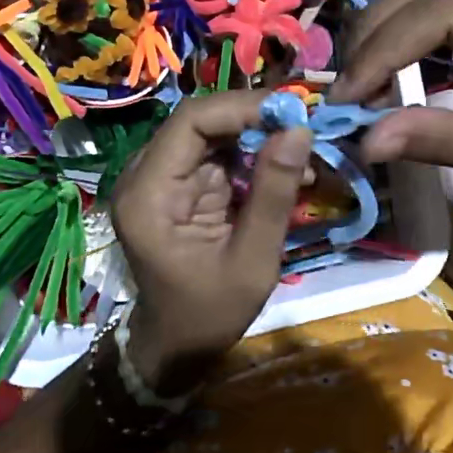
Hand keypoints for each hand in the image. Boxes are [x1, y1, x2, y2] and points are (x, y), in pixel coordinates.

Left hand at [110, 91, 313, 392]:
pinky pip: (216, 153)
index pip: (191, 121)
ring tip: (304, 155)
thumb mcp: (252, 261)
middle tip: (306, 130)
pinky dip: (252, 156)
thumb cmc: (209, 313)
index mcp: (149, 194)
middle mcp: (145, 175)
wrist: (176, 345)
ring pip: (212, 133)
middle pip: (200, 121)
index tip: (293, 114)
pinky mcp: (176, 185)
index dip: (242, 108)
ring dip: (259, 137)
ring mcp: (159, 178)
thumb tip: (299, 130)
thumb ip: (273, 194)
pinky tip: (286, 169)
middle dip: (256, 120)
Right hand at [331, 0, 452, 320]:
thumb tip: (363, 139)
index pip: (445, 12)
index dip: (384, 49)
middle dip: (372, 34)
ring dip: (381, 26)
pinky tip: (389, 65)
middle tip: (346, 92)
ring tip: (363, 81)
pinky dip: (400, 25)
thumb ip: (445, 142)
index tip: (345, 98)